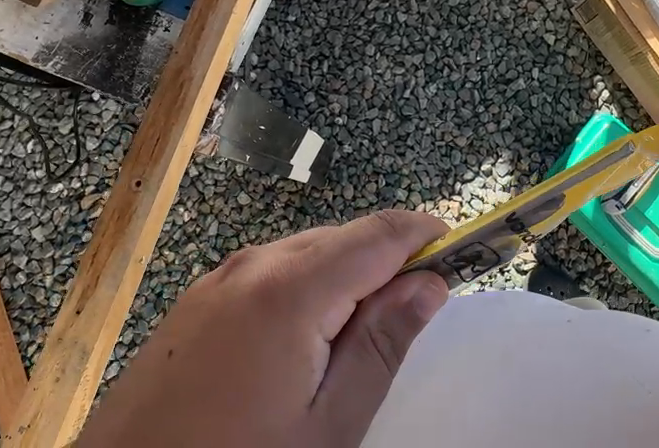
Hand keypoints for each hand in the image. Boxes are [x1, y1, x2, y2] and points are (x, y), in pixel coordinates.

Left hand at [78, 210, 449, 447]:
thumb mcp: (327, 426)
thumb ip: (382, 344)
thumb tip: (430, 282)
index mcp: (292, 286)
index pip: (380, 233)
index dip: (427, 235)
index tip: (462, 254)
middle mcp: (255, 264)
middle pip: (344, 238)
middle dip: (389, 260)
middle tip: (418, 310)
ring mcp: (218, 280)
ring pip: (306, 254)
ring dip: (347, 276)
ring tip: (362, 337)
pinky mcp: (196, 303)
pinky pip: (269, 275)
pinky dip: (305, 289)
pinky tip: (304, 344)